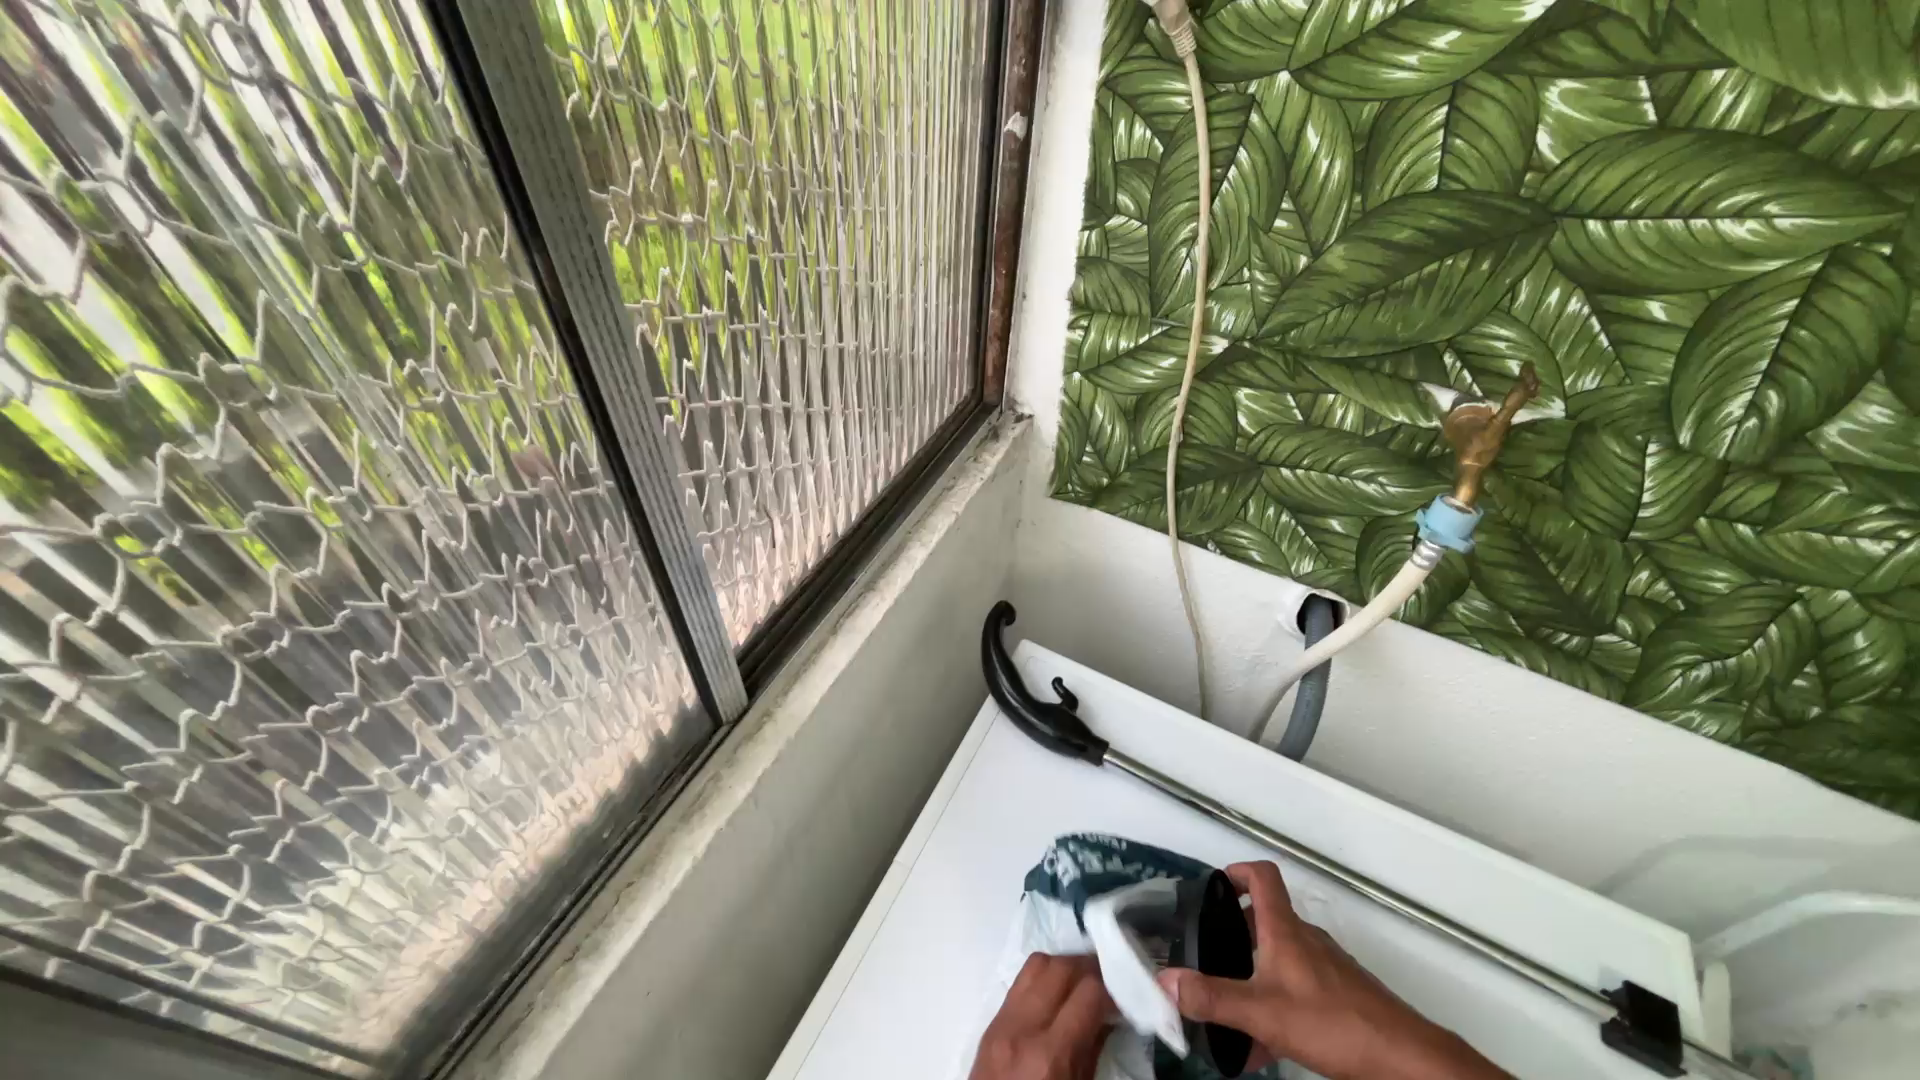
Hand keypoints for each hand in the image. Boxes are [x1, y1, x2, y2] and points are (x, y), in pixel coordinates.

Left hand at [970, 952, 1112, 1079]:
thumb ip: (1094, 1049)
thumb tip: (1109, 1013)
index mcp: (1050, 1055)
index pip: (1088, 993)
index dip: (1112, 987)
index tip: (1125, 993)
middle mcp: (1023, 1028)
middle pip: (1061, 967)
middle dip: (1090, 968)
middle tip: (1108, 980)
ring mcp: (1002, 1022)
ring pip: (1037, 964)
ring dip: (1064, 966)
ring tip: (1083, 982)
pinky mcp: (990, 1022)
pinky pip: (1019, 982)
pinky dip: (1043, 978)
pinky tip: (1057, 993)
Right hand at [1156, 862, 1509, 1079]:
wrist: (1404, 1060)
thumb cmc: (1332, 1023)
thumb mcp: (1262, 1012)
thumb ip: (1212, 998)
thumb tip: (1164, 982)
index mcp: (1285, 929)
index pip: (1260, 876)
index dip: (1234, 871)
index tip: (1210, 889)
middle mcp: (1306, 939)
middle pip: (1264, 918)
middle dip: (1233, 935)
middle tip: (1207, 958)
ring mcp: (1326, 967)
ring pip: (1280, 957)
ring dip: (1253, 975)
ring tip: (1229, 1009)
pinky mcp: (1341, 996)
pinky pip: (1297, 987)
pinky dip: (1275, 1003)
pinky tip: (1263, 1045)